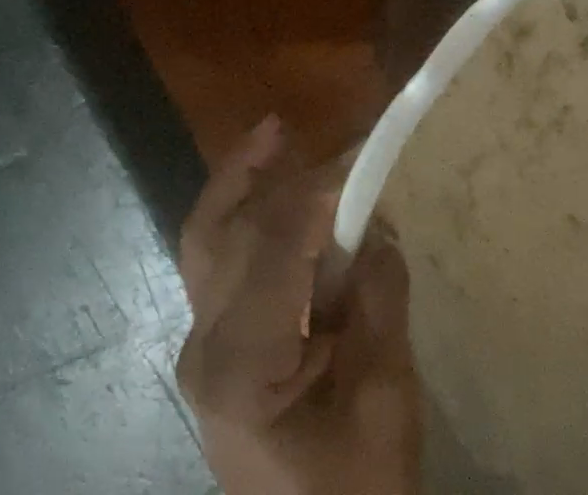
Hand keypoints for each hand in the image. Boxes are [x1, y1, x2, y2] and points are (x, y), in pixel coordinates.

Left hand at [176, 117, 421, 494]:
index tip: (359, 151)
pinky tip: (274, 198)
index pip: (276, 248)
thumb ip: (380, 301)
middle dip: (267, 177)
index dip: (318, 191)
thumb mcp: (387, 394)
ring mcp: (200, 350)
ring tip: (272, 138)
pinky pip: (220, 268)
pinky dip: (244, 222)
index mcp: (245, 365)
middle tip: (298, 129)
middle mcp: (205, 348)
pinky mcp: (214, 352)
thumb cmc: (359, 485)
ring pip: (206, 245)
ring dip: (238, 187)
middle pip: (225, 236)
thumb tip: (377, 228)